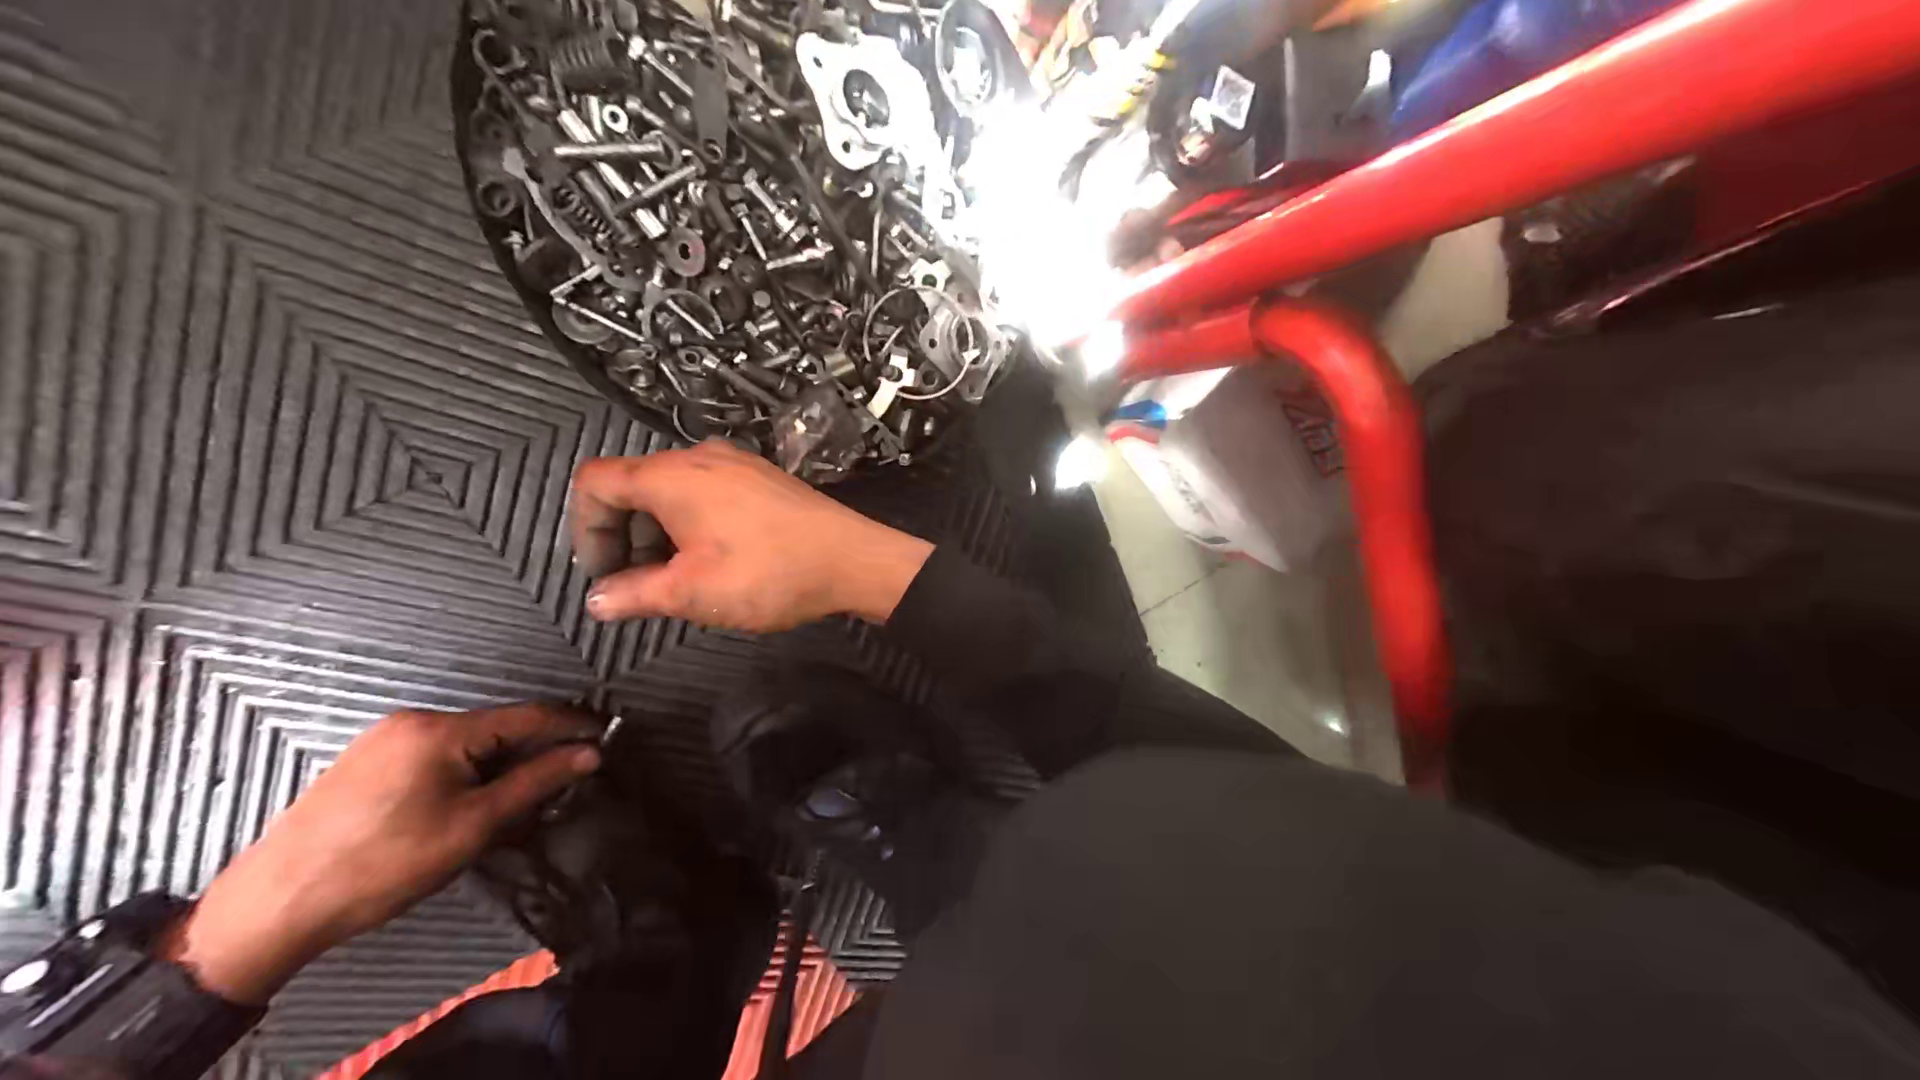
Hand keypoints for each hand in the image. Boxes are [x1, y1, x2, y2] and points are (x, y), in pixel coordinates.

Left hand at [158, 704, 601, 1002]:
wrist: (269, 910)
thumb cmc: (381, 866)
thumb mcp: (474, 825)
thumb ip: (538, 781)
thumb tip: (590, 753)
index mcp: (440, 729)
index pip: (529, 715)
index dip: (575, 726)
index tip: (609, 736)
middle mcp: (414, 721)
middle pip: (500, 729)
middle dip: (537, 754)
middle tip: (568, 782)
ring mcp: (387, 740)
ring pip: (471, 745)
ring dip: (504, 768)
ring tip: (523, 804)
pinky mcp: (370, 762)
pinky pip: (440, 757)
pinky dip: (470, 775)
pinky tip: (476, 806)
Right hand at [572, 440, 933, 630]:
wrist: (852, 559)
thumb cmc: (769, 573)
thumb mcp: (692, 592)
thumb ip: (634, 595)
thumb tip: (599, 601)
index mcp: (672, 476)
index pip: (595, 482)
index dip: (584, 528)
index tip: (601, 571)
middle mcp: (701, 458)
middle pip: (634, 486)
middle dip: (625, 535)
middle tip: (639, 582)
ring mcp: (737, 464)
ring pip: (673, 491)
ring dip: (660, 533)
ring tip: (679, 577)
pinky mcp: (763, 478)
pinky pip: (709, 493)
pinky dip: (693, 523)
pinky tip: (715, 560)